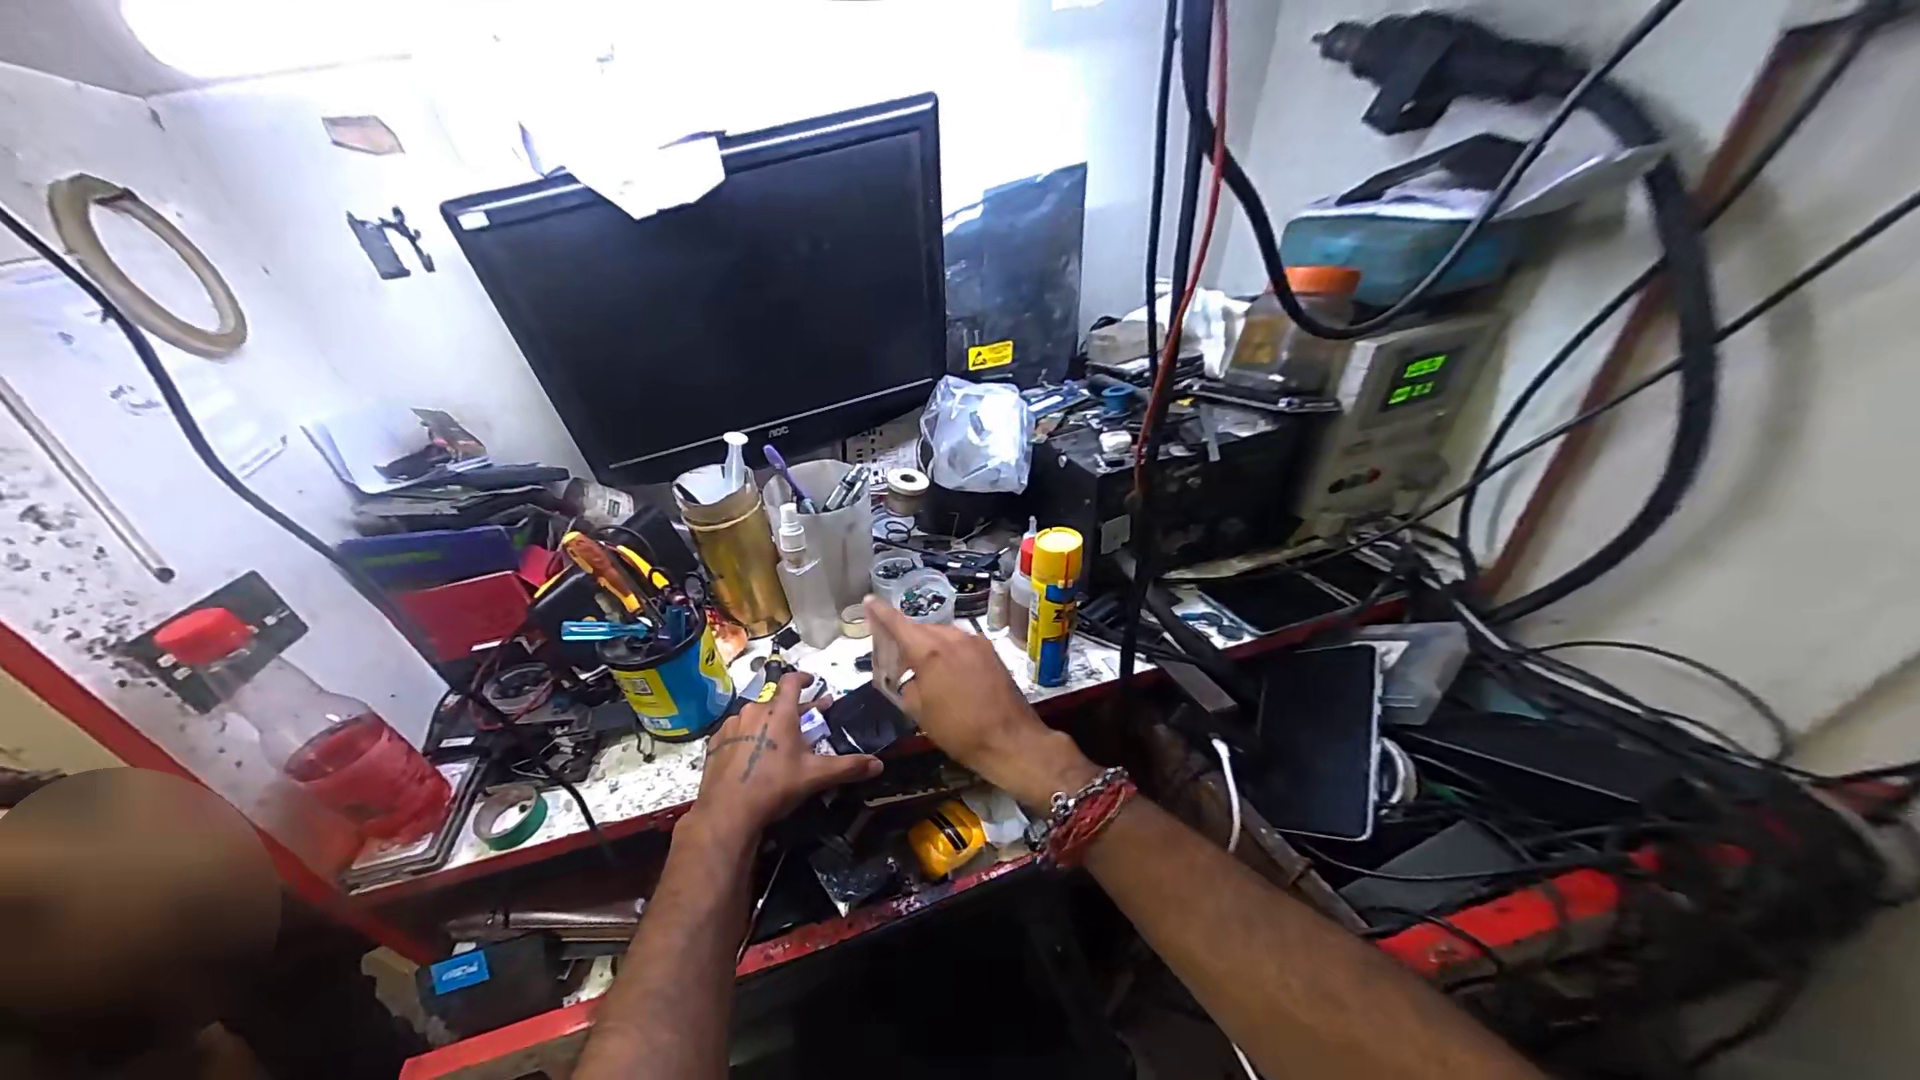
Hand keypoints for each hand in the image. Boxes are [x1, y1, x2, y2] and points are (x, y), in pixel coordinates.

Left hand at [688, 672, 881, 844]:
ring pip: (755, 715)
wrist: (727, 812)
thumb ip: (847, 767)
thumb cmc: (774, 786)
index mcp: (780, 712)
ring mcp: (732, 725)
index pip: (792, 681)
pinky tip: (752, 753)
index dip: (803, 678)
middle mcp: (754, 710)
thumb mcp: (815, 776)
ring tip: (778, 740)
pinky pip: (737, 731)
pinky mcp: (716, 742)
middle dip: (793, 709)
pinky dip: (748, 736)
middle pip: (776, 701)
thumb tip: (878, 765)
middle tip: (805, 721)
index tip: (812, 682)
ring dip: (769, 722)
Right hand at [863, 597, 1098, 810]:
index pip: (898, 623)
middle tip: (896, 660)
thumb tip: (909, 678)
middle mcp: (953, 638)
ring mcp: (975, 642)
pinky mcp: (991, 651)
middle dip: (906, 639)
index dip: (880, 612)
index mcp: (930, 651)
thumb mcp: (921, 713)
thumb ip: (907, 687)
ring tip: (922, 670)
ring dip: (928, 646)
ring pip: (942, 635)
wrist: (1010, 740)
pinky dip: (948, 652)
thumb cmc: (960, 731)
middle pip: (921, 629)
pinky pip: (960, 644)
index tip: (868, 601)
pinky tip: (948, 673)